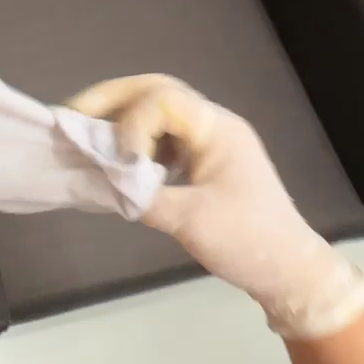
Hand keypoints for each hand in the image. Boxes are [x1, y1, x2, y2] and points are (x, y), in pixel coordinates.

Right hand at [69, 74, 363, 338]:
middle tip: (73, 113)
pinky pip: (158, 132)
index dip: (132, 122)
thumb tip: (99, 179)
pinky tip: (114, 155)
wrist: (290, 273)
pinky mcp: (198, 157)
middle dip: (111, 98)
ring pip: (153, 106)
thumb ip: (141, 195)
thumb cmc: (249, 243)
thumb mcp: (192, 222)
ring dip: (118, 114)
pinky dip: (130, 136)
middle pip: (154, 89)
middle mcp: (211, 123)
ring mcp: (206, 138)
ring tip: (85, 129)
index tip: (120, 160)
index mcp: (218, 129)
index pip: (163, 99)